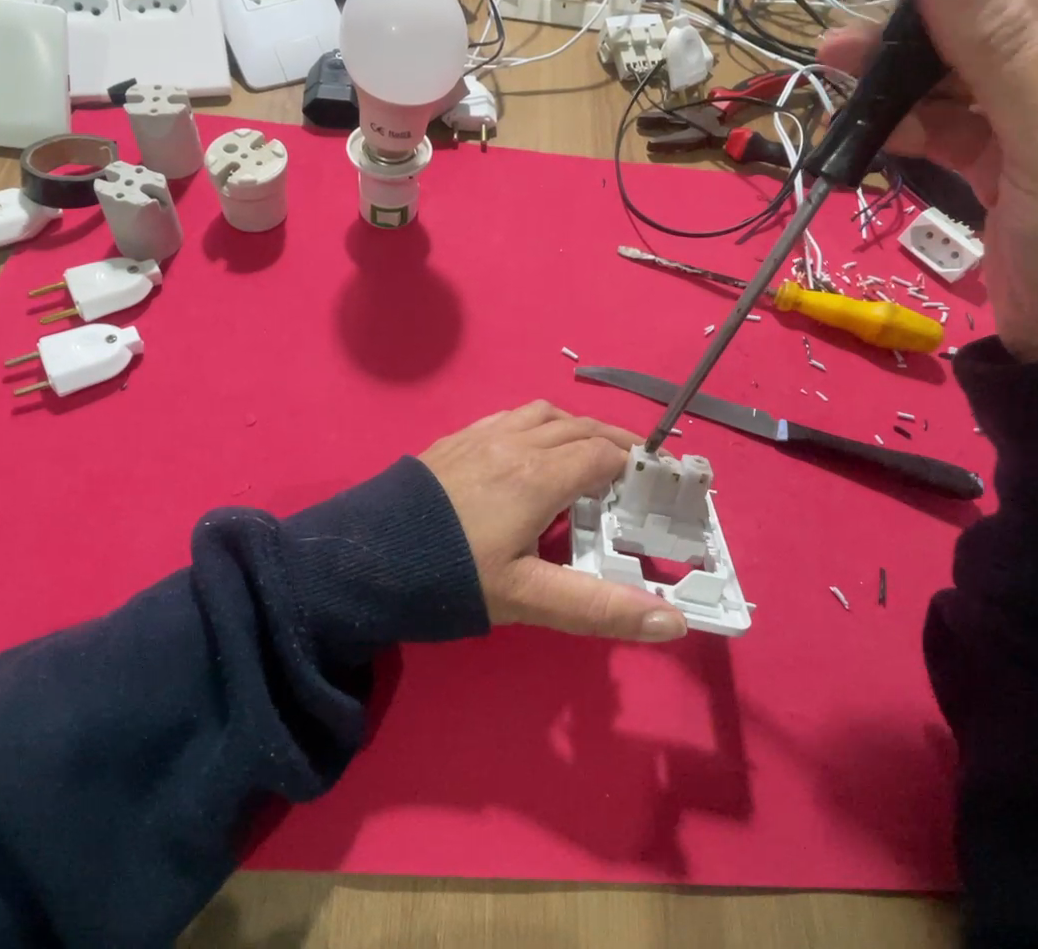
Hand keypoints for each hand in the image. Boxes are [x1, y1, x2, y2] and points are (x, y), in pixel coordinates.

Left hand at [418, 401, 687, 642]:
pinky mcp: (452, 442)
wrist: (363, 561)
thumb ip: (600, 608)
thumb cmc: (450, 577)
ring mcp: (478, 438)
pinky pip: (507, 417)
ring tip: (585, 454)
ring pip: (541, 414)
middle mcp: (513, 443)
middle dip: (612, 443)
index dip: (634, 466)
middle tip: (631, 470)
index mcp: (538, 475)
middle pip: (578, 427)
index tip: (653, 485)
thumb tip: (675, 621)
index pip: (603, 454)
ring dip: (573, 427)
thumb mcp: (529, 600)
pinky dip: (535, 425)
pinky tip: (527, 449)